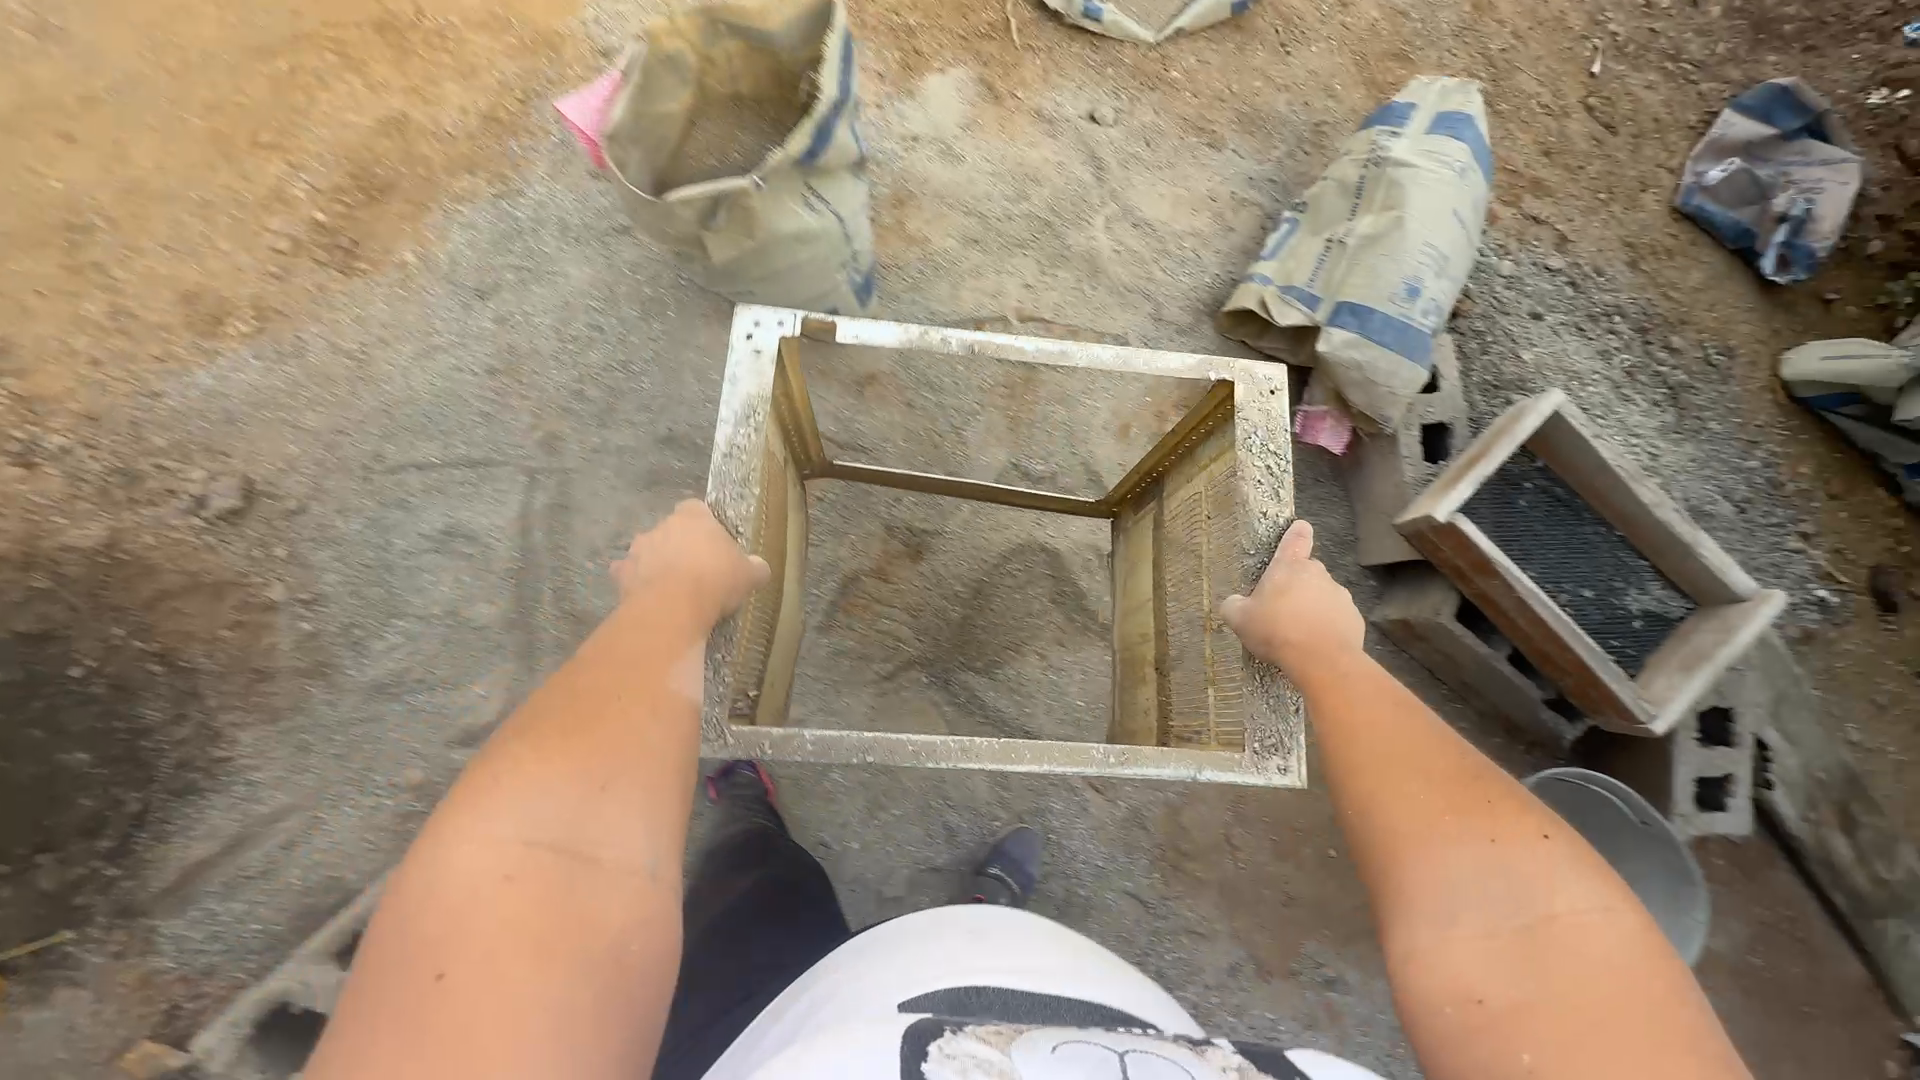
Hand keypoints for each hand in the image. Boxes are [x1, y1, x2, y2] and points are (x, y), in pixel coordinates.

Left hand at [612, 500, 769, 621]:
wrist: (673, 607)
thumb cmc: (716, 580)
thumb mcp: (749, 575)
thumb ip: (755, 567)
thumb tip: (760, 567)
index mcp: (693, 517)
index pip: (696, 508)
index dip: (704, 524)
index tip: (713, 542)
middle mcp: (661, 525)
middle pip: (671, 530)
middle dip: (680, 545)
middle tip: (697, 569)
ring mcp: (638, 549)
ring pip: (648, 551)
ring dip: (657, 563)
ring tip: (673, 588)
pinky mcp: (621, 574)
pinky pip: (629, 575)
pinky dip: (637, 584)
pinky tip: (650, 599)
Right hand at [1219, 520, 1364, 679]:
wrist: (1321, 660)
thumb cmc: (1276, 630)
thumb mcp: (1239, 619)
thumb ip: (1233, 605)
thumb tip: (1234, 602)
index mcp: (1289, 567)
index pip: (1295, 539)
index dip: (1297, 533)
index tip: (1300, 528)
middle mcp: (1318, 574)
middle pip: (1306, 572)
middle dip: (1296, 585)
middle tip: (1280, 609)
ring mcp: (1340, 595)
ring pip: (1322, 596)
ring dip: (1311, 607)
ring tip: (1297, 632)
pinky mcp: (1354, 618)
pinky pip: (1336, 618)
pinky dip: (1326, 626)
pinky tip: (1314, 644)